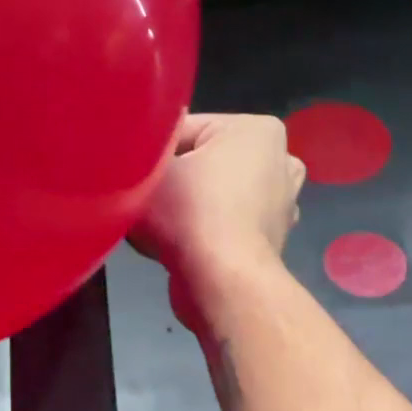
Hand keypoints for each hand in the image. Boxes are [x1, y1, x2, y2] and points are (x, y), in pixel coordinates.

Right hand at [135, 113, 305, 273]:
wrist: (220, 281)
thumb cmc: (188, 213)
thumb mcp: (148, 169)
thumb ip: (139, 153)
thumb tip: (132, 154)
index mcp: (256, 129)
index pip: (183, 130)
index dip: (150, 154)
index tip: (130, 176)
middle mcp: (279, 159)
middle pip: (202, 161)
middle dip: (173, 180)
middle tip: (142, 201)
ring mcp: (280, 202)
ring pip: (212, 194)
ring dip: (187, 206)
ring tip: (159, 225)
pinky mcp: (271, 239)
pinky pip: (224, 223)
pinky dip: (204, 231)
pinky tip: (183, 245)